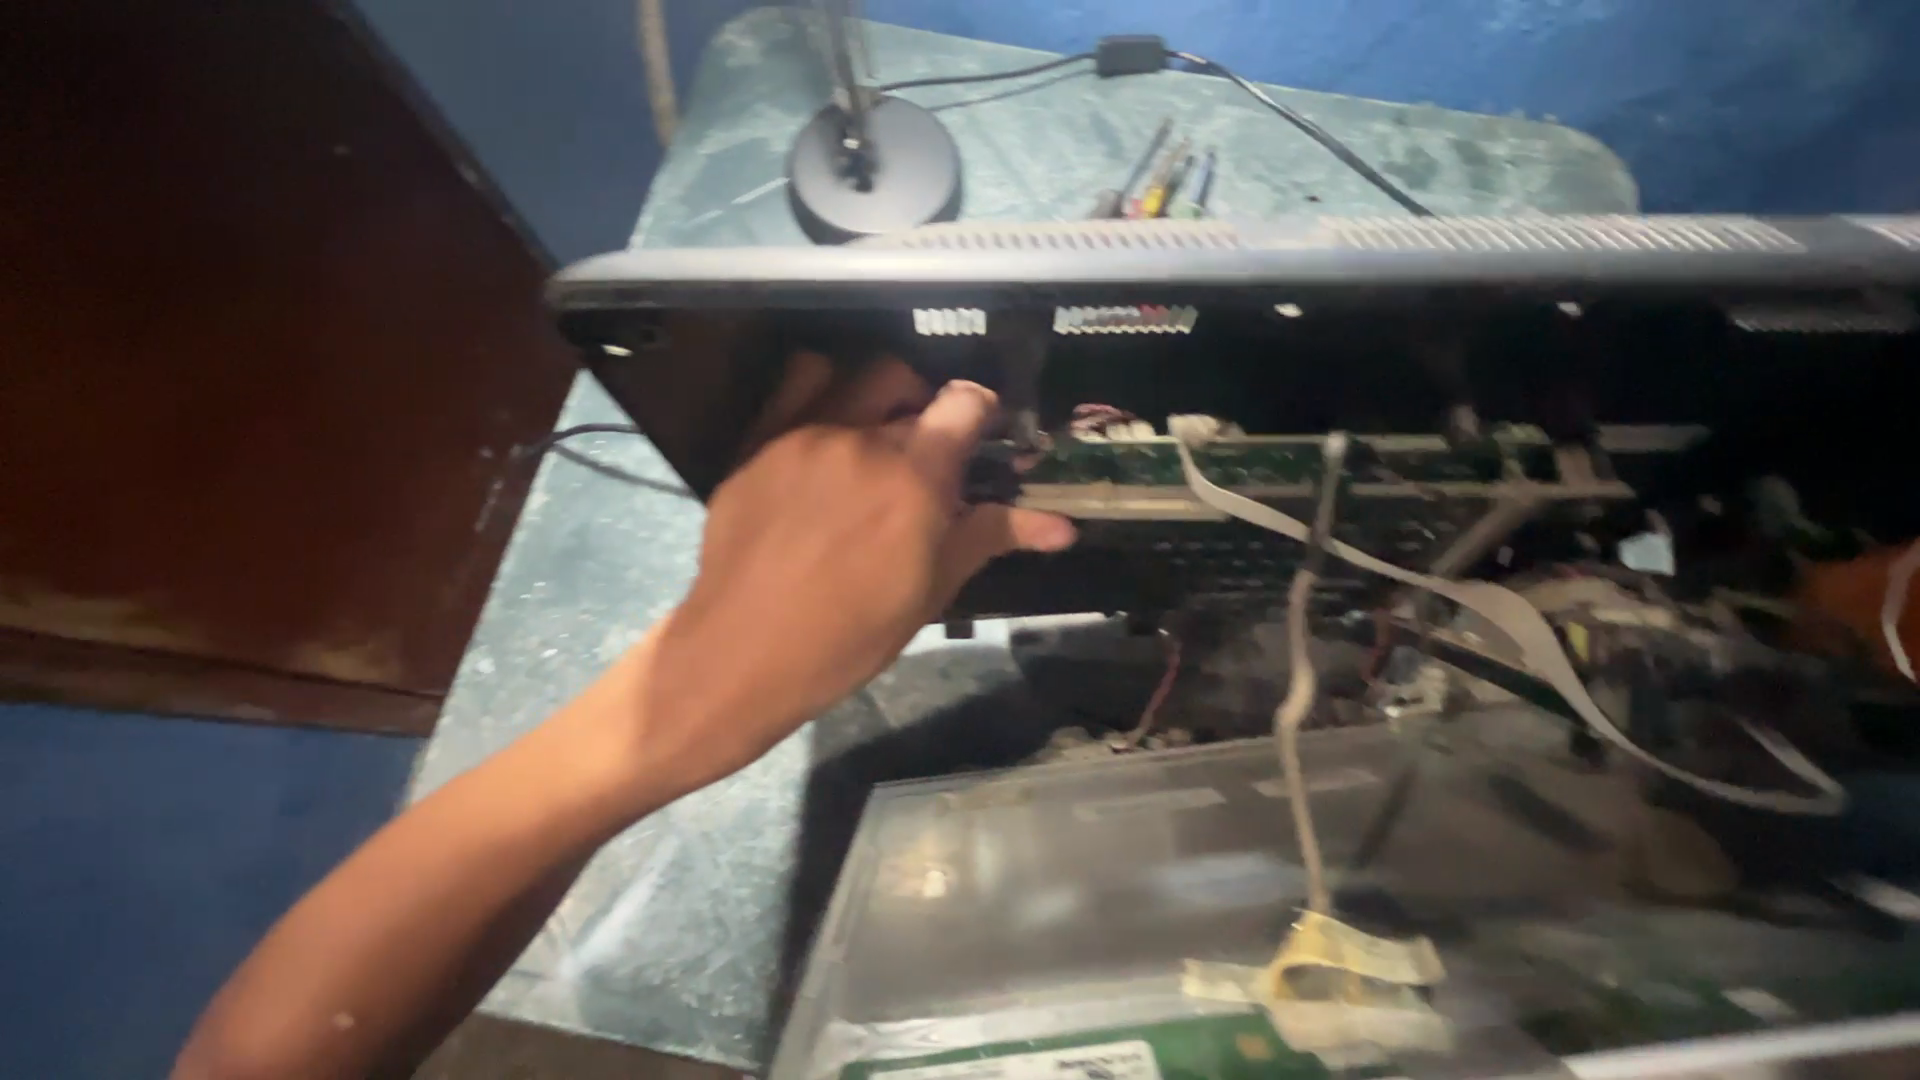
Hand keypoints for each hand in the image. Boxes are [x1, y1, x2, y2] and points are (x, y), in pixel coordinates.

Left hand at [623, 353, 1075, 795]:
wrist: (745, 651)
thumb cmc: (851, 635)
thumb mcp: (932, 590)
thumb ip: (991, 537)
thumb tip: (1064, 527)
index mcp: (916, 477)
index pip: (966, 401)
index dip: (981, 411)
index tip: (979, 436)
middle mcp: (864, 439)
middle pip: (914, 388)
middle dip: (930, 411)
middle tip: (927, 454)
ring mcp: (807, 433)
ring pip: (860, 377)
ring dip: (883, 395)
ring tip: (877, 434)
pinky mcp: (761, 439)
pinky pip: (799, 380)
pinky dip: (825, 387)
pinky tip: (827, 424)